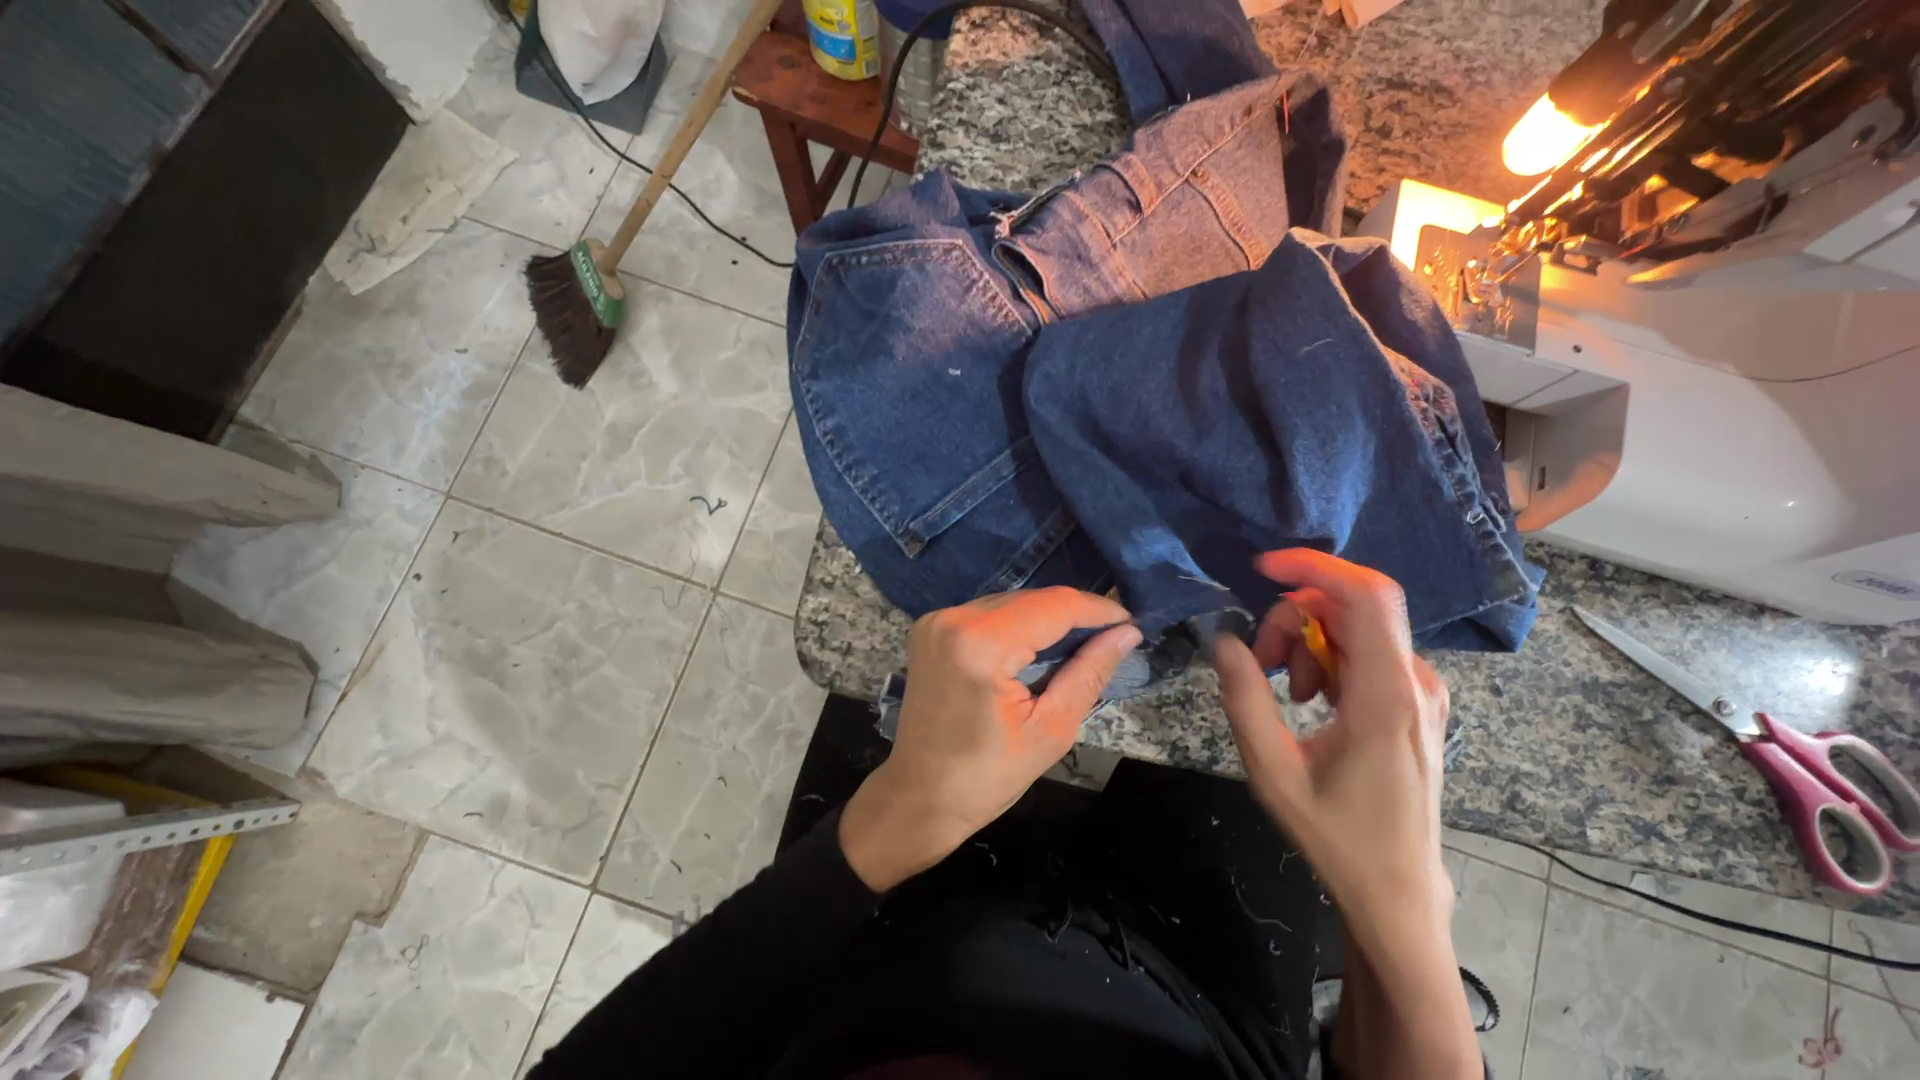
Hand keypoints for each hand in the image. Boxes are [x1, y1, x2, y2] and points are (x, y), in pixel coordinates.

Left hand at [838, 588, 1142, 890]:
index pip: (1053, 606)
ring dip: (1047, 618)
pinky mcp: (930, 629)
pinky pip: (988, 614)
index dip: (1097, 609)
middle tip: (1115, 635)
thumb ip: (1089, 673)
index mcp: (981, 645)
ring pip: (1011, 602)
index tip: (1131, 622)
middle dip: (1075, 614)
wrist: (920, 796)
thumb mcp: (1051, 729)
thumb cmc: (987, 777)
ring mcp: (937, 621)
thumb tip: (1128, 634)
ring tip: (1085, 642)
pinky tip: (1041, 647)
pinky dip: (1018, 624)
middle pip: (1031, 599)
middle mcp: (954, 619)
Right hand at [1213, 549, 1453, 944]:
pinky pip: (1369, 653)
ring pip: (1357, 629)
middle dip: (1294, 618)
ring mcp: (1423, 691)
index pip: (1365, 596)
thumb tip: (1223, 638)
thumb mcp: (1272, 771)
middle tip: (1259, 663)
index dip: (1314, 566)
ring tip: (1287, 694)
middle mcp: (1417, 682)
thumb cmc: (1336, 835)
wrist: (1399, 888)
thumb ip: (1244, 698)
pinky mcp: (1418, 702)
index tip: (1261, 568)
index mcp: (1386, 696)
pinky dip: (1329, 660)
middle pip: (1352, 607)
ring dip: (1308, 643)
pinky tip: (1312, 701)